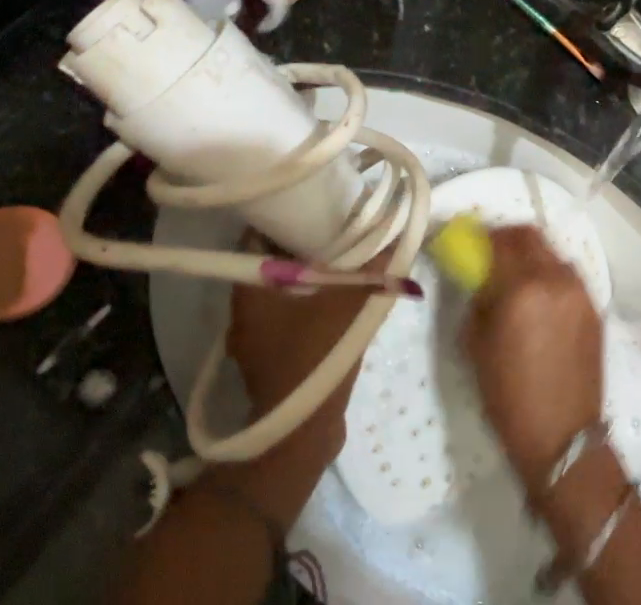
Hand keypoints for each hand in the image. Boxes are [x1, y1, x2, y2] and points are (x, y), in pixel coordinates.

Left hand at [225, 232, 380, 454]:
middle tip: (340, 228)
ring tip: (346, 257)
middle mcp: (245, 308)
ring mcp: (257, 334)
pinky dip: (310, 300)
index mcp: (250, 290)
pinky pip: (290, 313)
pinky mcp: (272, 354)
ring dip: (310, 274)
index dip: (287, 217)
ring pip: (284, 289)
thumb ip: (371, 272)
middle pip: (273, 261)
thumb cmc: (314, 360)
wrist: (300, 434)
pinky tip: (339, 296)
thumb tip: (395, 240)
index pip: (259, 237)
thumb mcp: (348, 308)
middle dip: (304, 244)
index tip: (318, 206)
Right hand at [461, 225, 603, 487]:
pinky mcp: (595, 308)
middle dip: (508, 238)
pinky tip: (540, 299)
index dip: (482, 235)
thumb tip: (480, 277)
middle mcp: (556, 280)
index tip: (470, 241)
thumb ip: (478, 300)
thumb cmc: (508, 396)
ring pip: (553, 254)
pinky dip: (551, 275)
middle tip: (491, 252)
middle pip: (531, 236)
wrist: (562, 436)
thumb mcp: (476, 345)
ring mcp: (581, 292)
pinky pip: (569, 277)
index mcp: (522, 288)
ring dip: (532, 255)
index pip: (501, 240)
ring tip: (517, 278)